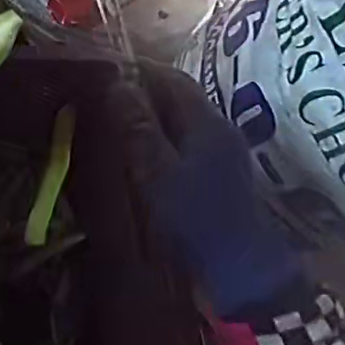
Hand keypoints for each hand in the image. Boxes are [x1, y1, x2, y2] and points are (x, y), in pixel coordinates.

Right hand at [103, 62, 306, 318]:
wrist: (243, 279)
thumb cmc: (197, 222)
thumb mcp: (157, 173)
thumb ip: (138, 127)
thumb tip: (118, 84)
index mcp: (205, 124)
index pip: (170, 79)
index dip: (138, 68)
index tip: (103, 65)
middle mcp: (216, 132)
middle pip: (177, 97)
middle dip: (141, 87)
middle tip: (101, 89)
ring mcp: (219, 156)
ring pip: (178, 119)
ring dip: (147, 111)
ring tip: (111, 114)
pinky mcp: (215, 178)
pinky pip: (180, 141)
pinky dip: (155, 134)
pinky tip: (135, 147)